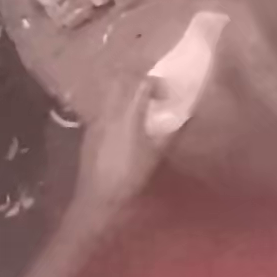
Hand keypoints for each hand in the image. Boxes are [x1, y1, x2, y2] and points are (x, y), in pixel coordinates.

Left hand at [67, 74, 164, 233]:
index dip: (157, 84)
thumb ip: (172, 133)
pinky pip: (103, 107)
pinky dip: (115, 106)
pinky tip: (123, 123)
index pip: (142, 83)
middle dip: (137, 79)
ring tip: (138, 105)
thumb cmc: (131, 176)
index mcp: (129, 114)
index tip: (167, 95)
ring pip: (109, 92)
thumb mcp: (156, 155)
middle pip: (121, 79)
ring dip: (125, 91)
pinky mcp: (89, 129)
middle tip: (151, 92)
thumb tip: (187, 117)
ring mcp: (97, 118)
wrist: (98, 197)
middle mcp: (110, 110)